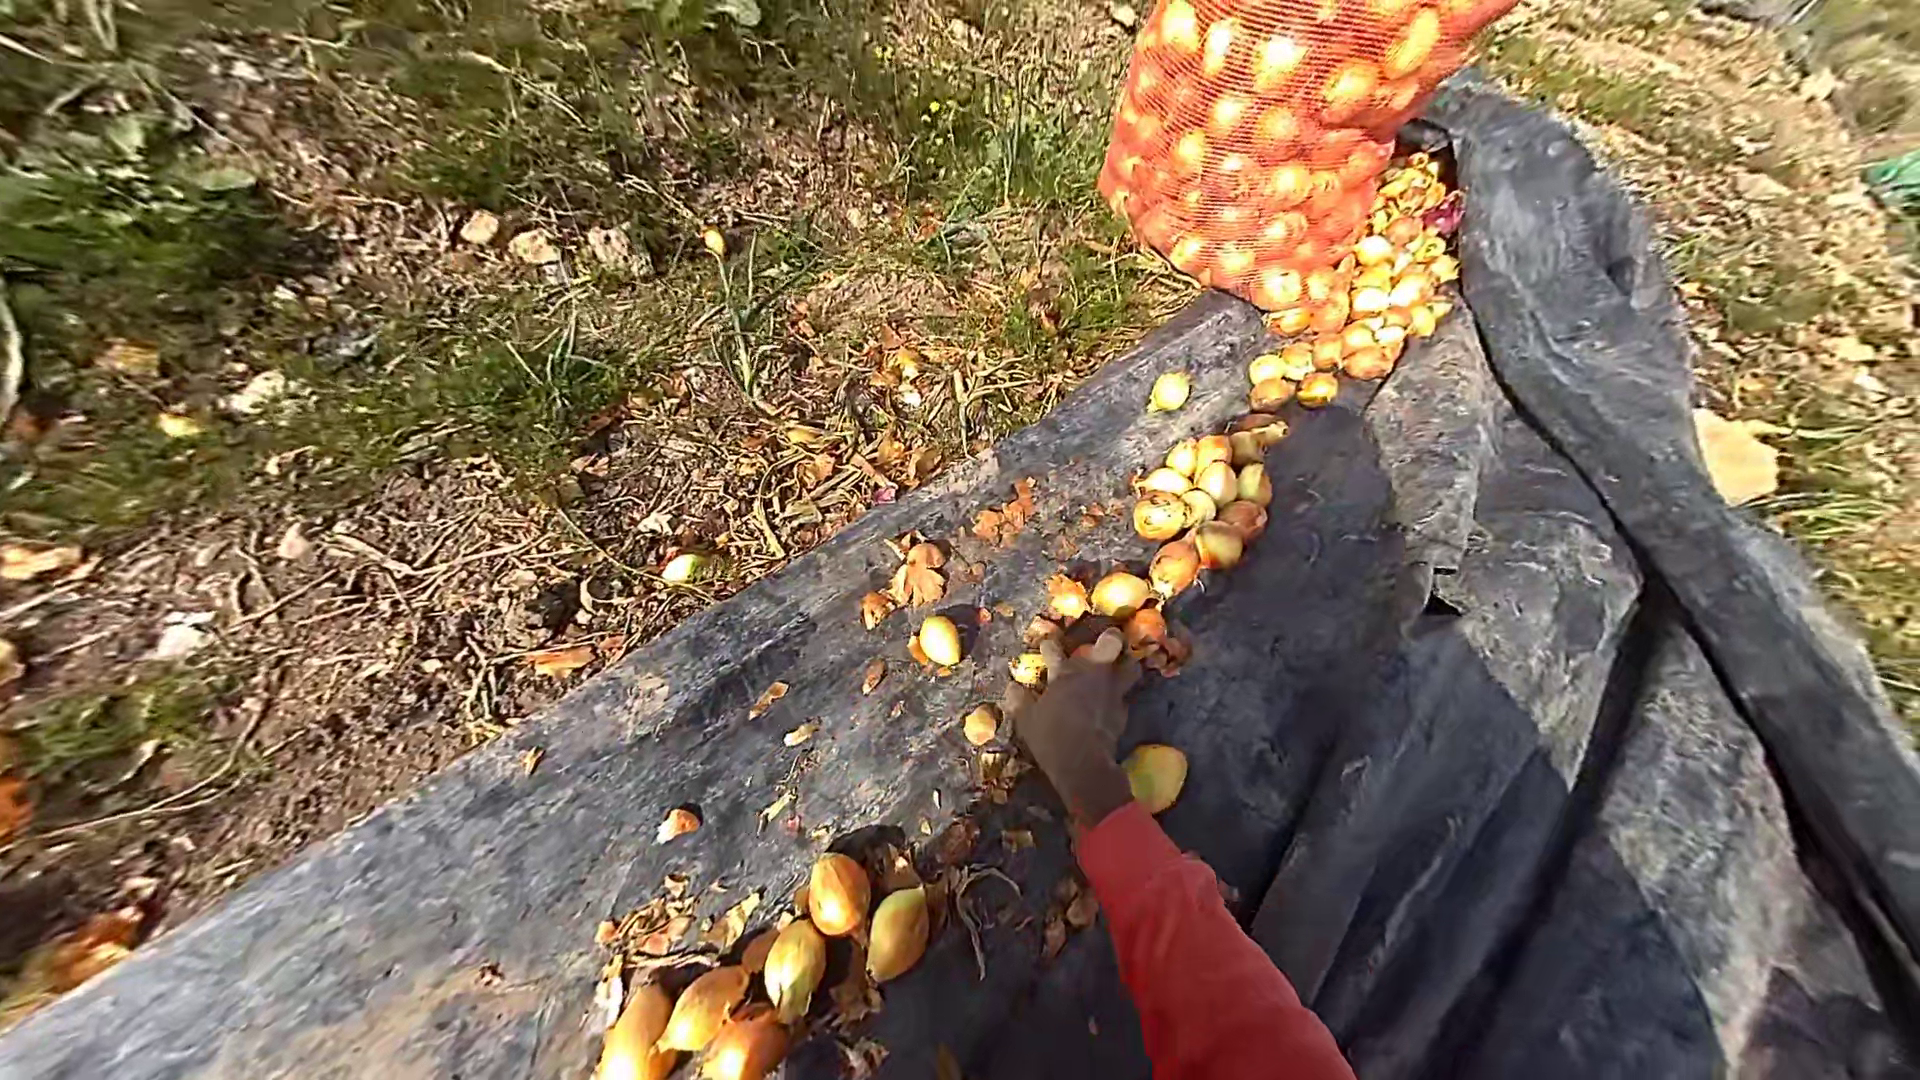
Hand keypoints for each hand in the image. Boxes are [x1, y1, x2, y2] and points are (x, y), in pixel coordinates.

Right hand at [1005, 626, 1141, 827]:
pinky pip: (1126, 697)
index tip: (1047, 645)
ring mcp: (1112, 692)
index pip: (1055, 650)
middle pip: (1111, 644)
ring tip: (1123, 666)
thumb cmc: (1051, 734)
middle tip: (1106, 643)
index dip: (1050, 646)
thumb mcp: (1027, 719)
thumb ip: (1020, 700)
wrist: (1082, 762)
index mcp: (1066, 673)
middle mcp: (1093, 675)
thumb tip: (1011, 687)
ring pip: (1129, 668)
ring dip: (1126, 666)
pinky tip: (1114, 704)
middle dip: (1111, 640)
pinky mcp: (1123, 713)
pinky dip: (1121, 698)